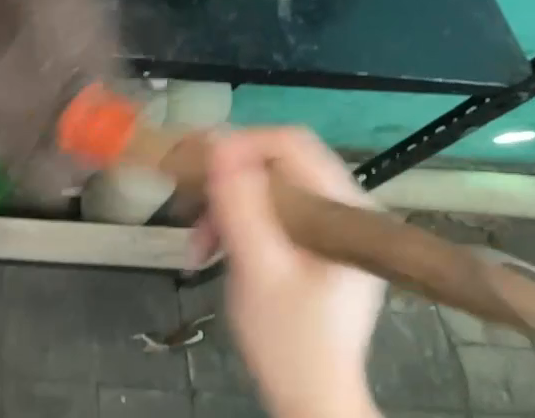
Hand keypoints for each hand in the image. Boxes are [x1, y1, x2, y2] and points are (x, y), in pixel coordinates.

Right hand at [195, 127, 385, 417]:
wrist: (313, 402)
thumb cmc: (291, 343)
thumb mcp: (258, 270)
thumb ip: (240, 203)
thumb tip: (216, 143)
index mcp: (344, 208)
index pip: (290, 143)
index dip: (239, 145)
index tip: (197, 166)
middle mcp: (343, 207)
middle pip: (274, 162)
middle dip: (225, 181)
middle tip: (190, 202)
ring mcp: (328, 226)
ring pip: (265, 185)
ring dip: (224, 205)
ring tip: (198, 242)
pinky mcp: (312, 242)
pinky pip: (268, 209)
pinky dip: (235, 222)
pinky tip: (210, 249)